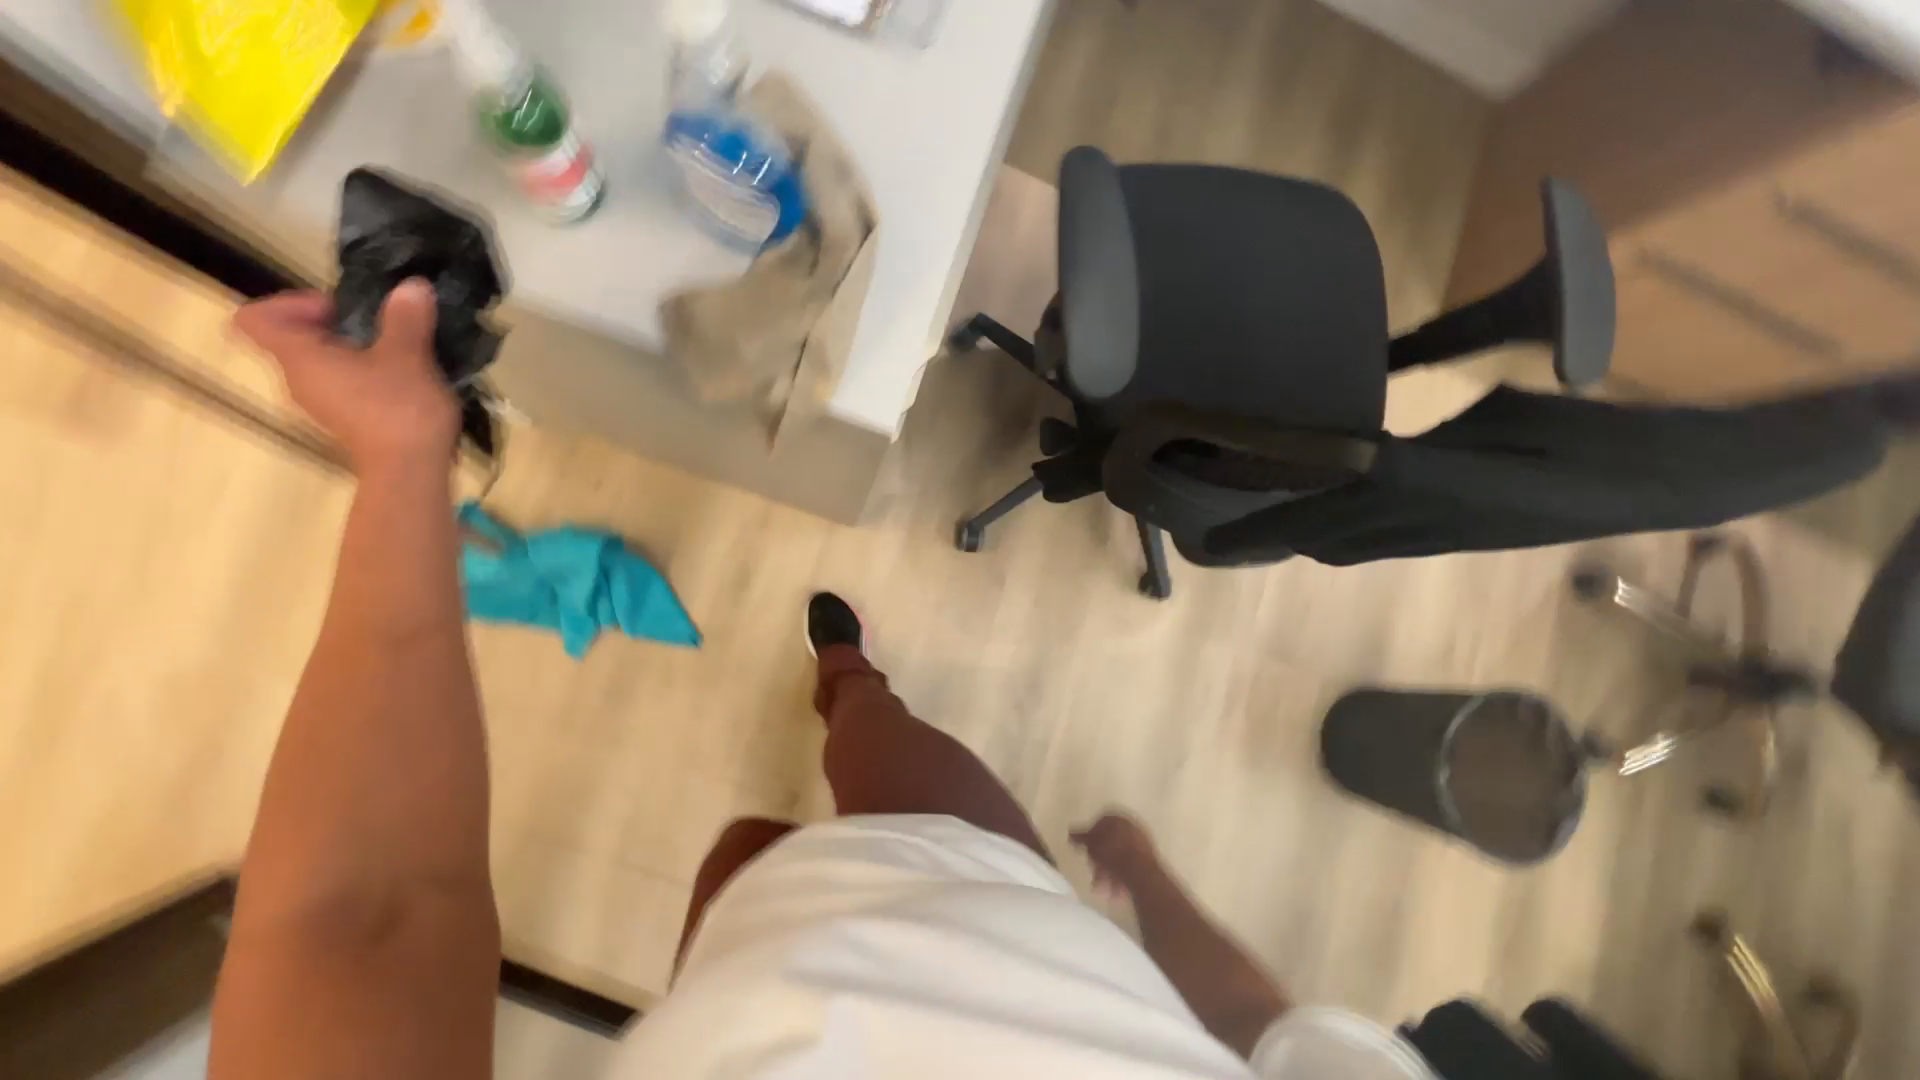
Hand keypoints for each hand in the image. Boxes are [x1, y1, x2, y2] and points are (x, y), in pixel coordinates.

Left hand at [233, 280, 458, 474]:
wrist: (411, 472)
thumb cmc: (399, 409)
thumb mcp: (408, 356)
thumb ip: (406, 318)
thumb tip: (411, 286)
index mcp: (299, 358)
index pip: (256, 318)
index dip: (290, 304)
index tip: (337, 309)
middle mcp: (298, 380)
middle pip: (295, 339)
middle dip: (335, 325)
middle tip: (379, 327)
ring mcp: (321, 405)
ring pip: (323, 363)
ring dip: (356, 351)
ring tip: (399, 353)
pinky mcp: (346, 422)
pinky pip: (344, 385)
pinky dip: (367, 375)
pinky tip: (403, 380)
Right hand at [1072, 811, 1163, 896]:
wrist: (1140, 873)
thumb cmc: (1112, 854)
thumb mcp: (1090, 845)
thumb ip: (1080, 837)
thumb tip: (1070, 832)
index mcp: (1117, 817)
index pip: (1099, 823)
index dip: (1090, 839)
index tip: (1085, 853)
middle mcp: (1132, 826)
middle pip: (1110, 843)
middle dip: (1099, 861)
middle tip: (1093, 875)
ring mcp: (1142, 843)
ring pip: (1119, 857)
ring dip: (1108, 874)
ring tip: (1103, 889)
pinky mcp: (1149, 860)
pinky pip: (1130, 867)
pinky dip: (1121, 878)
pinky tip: (1115, 892)